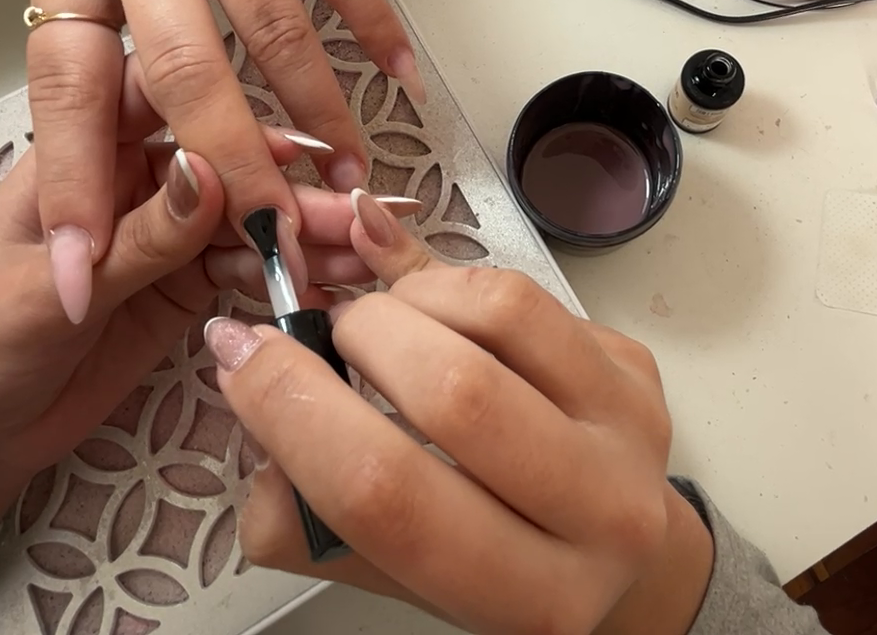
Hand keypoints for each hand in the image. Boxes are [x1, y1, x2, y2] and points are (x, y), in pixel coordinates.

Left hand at [0, 114, 374, 537]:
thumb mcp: (45, 288)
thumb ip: (141, 234)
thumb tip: (214, 168)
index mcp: (85, 155)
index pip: (167, 104)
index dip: (237, 115)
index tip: (301, 148)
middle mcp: (142, 181)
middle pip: (232, 168)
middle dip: (296, 191)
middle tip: (363, 213)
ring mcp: (174, 233)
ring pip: (253, 220)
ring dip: (308, 235)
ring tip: (368, 253)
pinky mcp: (193, 282)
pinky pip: (252, 269)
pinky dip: (292, 277)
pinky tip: (335, 283)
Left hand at [2, 0, 420, 323]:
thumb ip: (91, 17)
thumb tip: (135, 126)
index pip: (66, 95)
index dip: (74, 191)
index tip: (83, 283)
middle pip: (190, 80)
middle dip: (234, 174)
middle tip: (276, 246)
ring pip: (277, 32)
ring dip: (321, 113)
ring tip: (352, 178)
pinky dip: (376, 28)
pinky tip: (405, 80)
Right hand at [208, 194, 713, 634]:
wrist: (616, 541)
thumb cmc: (498, 560)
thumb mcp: (402, 570)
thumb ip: (312, 512)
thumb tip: (257, 380)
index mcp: (529, 597)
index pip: (391, 496)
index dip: (297, 413)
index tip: (241, 353)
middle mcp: (601, 510)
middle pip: (457, 393)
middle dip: (364, 337)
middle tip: (333, 329)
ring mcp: (631, 423)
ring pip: (502, 312)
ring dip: (414, 295)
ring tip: (385, 314)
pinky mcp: (636, 362)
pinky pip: (529, 290)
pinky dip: (457, 280)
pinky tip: (435, 303)